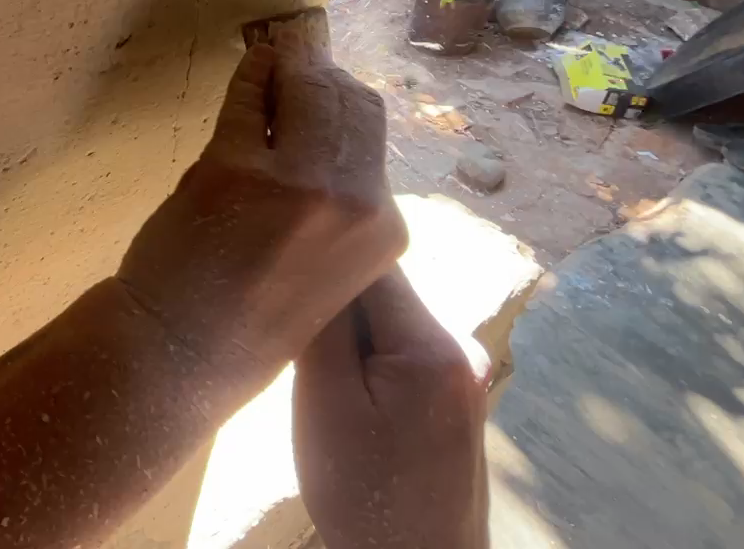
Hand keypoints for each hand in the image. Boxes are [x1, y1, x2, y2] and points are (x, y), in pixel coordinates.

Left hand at [115, 28, 404, 392]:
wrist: (187, 349)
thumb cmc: (251, 311)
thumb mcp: (322, 257)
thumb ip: (333, 196)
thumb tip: (321, 125)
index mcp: (382, 228)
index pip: (374, 131)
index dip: (345, 95)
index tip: (320, 75)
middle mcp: (353, 200)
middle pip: (348, 101)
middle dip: (322, 71)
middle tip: (296, 54)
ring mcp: (294, 183)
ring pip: (306, 91)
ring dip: (289, 64)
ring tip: (274, 54)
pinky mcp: (232, 169)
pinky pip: (247, 100)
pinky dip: (250, 75)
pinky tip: (251, 64)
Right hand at [293, 272, 489, 548]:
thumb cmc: (361, 490)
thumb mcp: (325, 399)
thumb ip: (323, 321)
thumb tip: (314, 252)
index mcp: (433, 344)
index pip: (372, 261)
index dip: (324, 256)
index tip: (282, 263)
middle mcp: (460, 345)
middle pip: (380, 287)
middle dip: (332, 295)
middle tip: (290, 322)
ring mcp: (461, 370)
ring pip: (385, 314)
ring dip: (345, 324)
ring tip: (311, 357)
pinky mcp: (453, 392)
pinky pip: (397, 342)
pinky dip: (364, 348)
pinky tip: (340, 381)